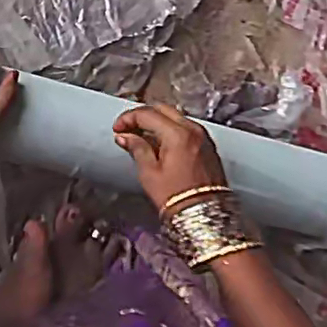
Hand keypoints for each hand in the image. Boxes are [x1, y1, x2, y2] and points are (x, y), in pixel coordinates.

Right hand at [112, 104, 228, 211]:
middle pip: (162, 109)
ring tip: (142, 137)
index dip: (128, 118)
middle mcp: (193, 130)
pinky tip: (160, 144)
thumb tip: (126, 137)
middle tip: (128, 129)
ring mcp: (203, 136)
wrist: (207, 217)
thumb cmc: (178, 198)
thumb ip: (137, 148)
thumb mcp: (150, 173)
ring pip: (175, 116)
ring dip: (157, 121)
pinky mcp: (208, 145)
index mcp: (177, 134)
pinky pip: (186, 128)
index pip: (147, 114)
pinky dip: (171, 129)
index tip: (118, 128)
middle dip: (143, 115)